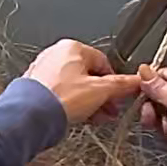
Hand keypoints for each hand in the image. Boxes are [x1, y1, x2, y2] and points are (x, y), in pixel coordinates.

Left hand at [24, 40, 141, 125]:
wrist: (29, 116)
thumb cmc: (59, 99)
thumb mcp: (99, 91)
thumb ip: (121, 85)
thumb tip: (136, 82)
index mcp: (71, 48)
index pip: (103, 62)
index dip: (115, 81)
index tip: (120, 96)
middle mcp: (55, 55)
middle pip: (88, 75)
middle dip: (102, 95)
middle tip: (109, 110)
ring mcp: (43, 70)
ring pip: (74, 86)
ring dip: (89, 102)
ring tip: (96, 117)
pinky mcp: (35, 87)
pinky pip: (60, 93)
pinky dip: (71, 104)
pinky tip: (77, 117)